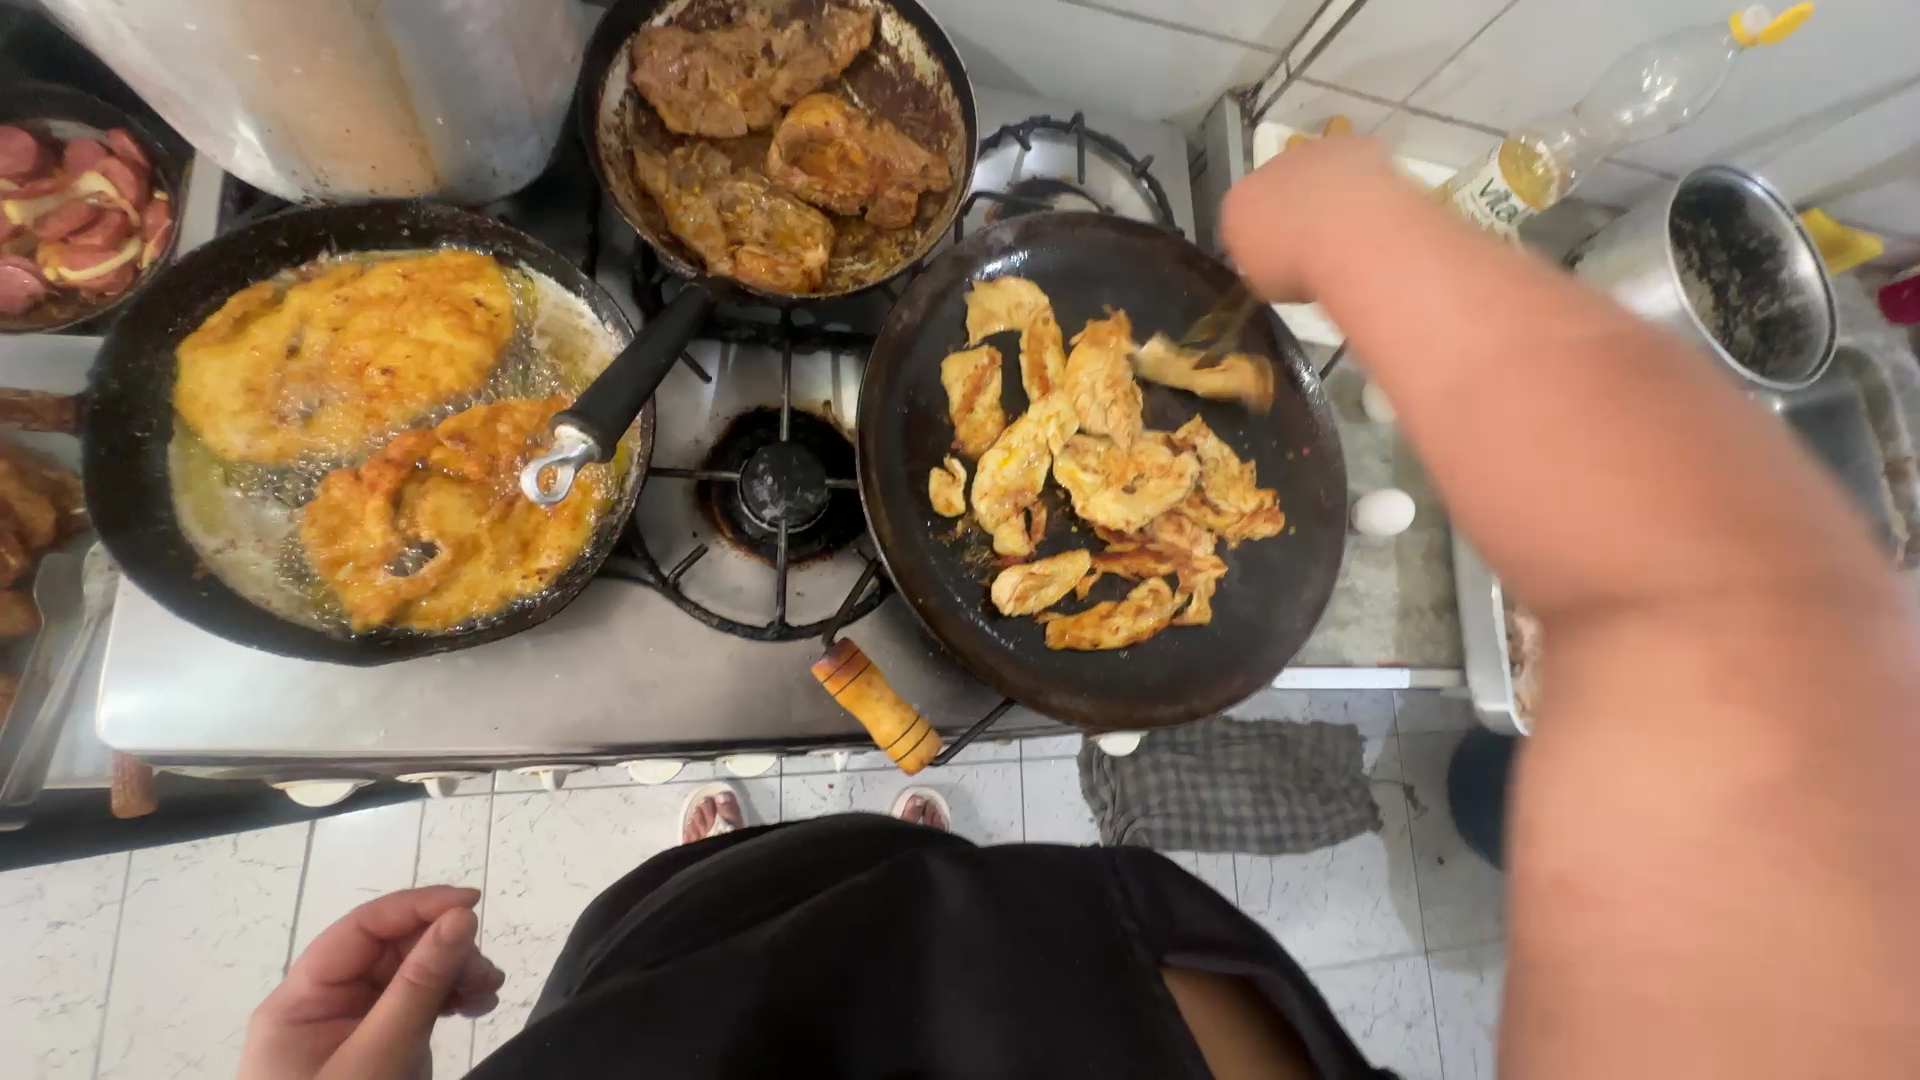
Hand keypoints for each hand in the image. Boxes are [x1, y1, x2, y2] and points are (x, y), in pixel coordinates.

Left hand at [240, 885, 504, 1079]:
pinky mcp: (378, 1038)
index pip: (362, 927)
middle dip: (447, 949)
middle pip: (394, 946)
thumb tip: (463, 914)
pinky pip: (420, 994)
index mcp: (300, 1002)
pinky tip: (478, 1005)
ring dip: (458, 970)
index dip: (418, 906)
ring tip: (488, 992)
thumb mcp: (381, 1057)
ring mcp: (351, 1020)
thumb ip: (420, 983)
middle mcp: (323, 1002)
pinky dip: (454, 992)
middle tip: (486, 974)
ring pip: (415, 966)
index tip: (474, 906)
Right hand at [1220, 135, 1423, 304]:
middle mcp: (1268, 169)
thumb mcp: (1264, 285)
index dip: (1254, 238)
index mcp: (1237, 205)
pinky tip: (1369, 206)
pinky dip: (1358, 180)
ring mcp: (1312, 152)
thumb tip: (1269, 260)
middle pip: (1273, 188)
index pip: (1238, 219)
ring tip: (1343, 226)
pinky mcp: (1354, 144)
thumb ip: (1259, 264)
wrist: (1355, 242)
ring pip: (1312, 171)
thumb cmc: (1299, 271)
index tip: (1270, 257)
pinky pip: (1352, 163)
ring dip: (1321, 191)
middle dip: (1286, 209)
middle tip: (1307, 241)